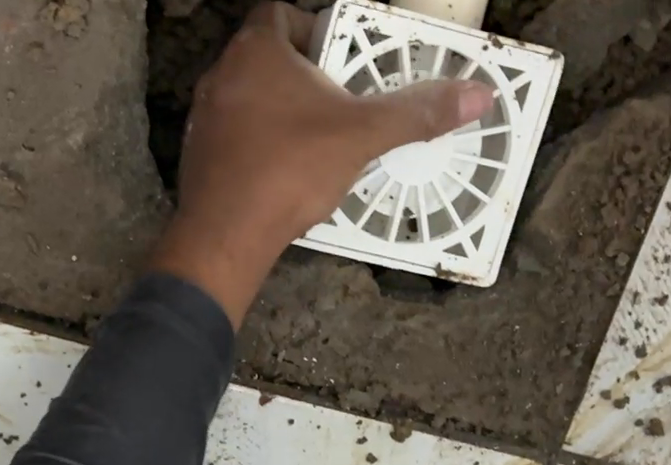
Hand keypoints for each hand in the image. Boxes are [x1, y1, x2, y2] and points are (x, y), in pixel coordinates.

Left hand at [145, 2, 494, 322]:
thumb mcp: (361, 137)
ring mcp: (202, 122)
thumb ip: (414, 113)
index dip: (311, 28)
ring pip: (245, 103)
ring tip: (311, 143)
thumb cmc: (287, 171)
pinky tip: (279, 176)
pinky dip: (254, 151)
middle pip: (263, 60)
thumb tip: (475, 97)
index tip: (336, 58)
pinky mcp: (196, 162)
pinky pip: (230, 143)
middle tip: (332, 103)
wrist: (225, 237)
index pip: (279, 13)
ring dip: (275, 115)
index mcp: (255, 50)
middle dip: (298, 77)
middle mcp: (220, 77)